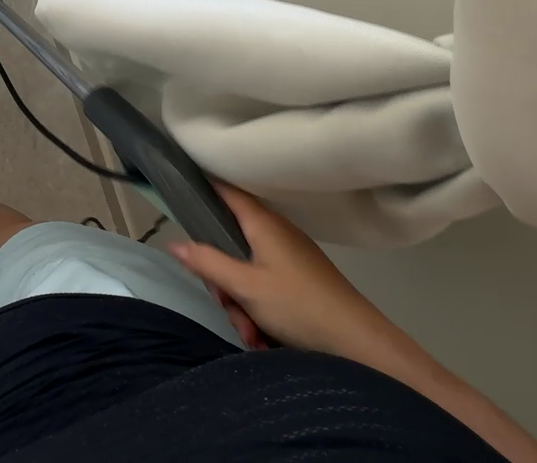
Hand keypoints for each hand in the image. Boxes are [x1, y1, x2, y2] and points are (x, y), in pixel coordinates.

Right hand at [170, 184, 410, 364]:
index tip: (179, 197)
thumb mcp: (244, 286)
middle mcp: (276, 235)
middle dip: (222, 278)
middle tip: (225, 302)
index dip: (201, 188)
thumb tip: (173, 242)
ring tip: (251, 334)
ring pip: (246, 272)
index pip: (226, 190)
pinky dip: (259, 311)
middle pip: (230, 243)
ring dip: (241, 303)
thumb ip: (206, 262)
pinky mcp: (301, 282)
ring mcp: (291, 259)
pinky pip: (266, 288)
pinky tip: (264, 339)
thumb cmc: (299, 305)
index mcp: (263, 224)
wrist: (362, 347)